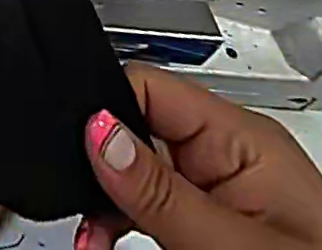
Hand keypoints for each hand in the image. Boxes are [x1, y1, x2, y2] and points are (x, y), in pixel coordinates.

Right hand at [78, 64, 321, 249]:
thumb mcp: (235, 245)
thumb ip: (164, 191)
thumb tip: (100, 128)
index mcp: (242, 138)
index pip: (152, 87)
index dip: (107, 109)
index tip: (79, 149)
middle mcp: (228, 155)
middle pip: (139, 130)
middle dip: (102, 163)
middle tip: (83, 208)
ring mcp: (218, 191)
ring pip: (138, 172)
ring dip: (107, 201)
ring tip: (92, 237)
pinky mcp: (209, 224)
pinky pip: (150, 206)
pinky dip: (122, 223)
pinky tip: (107, 239)